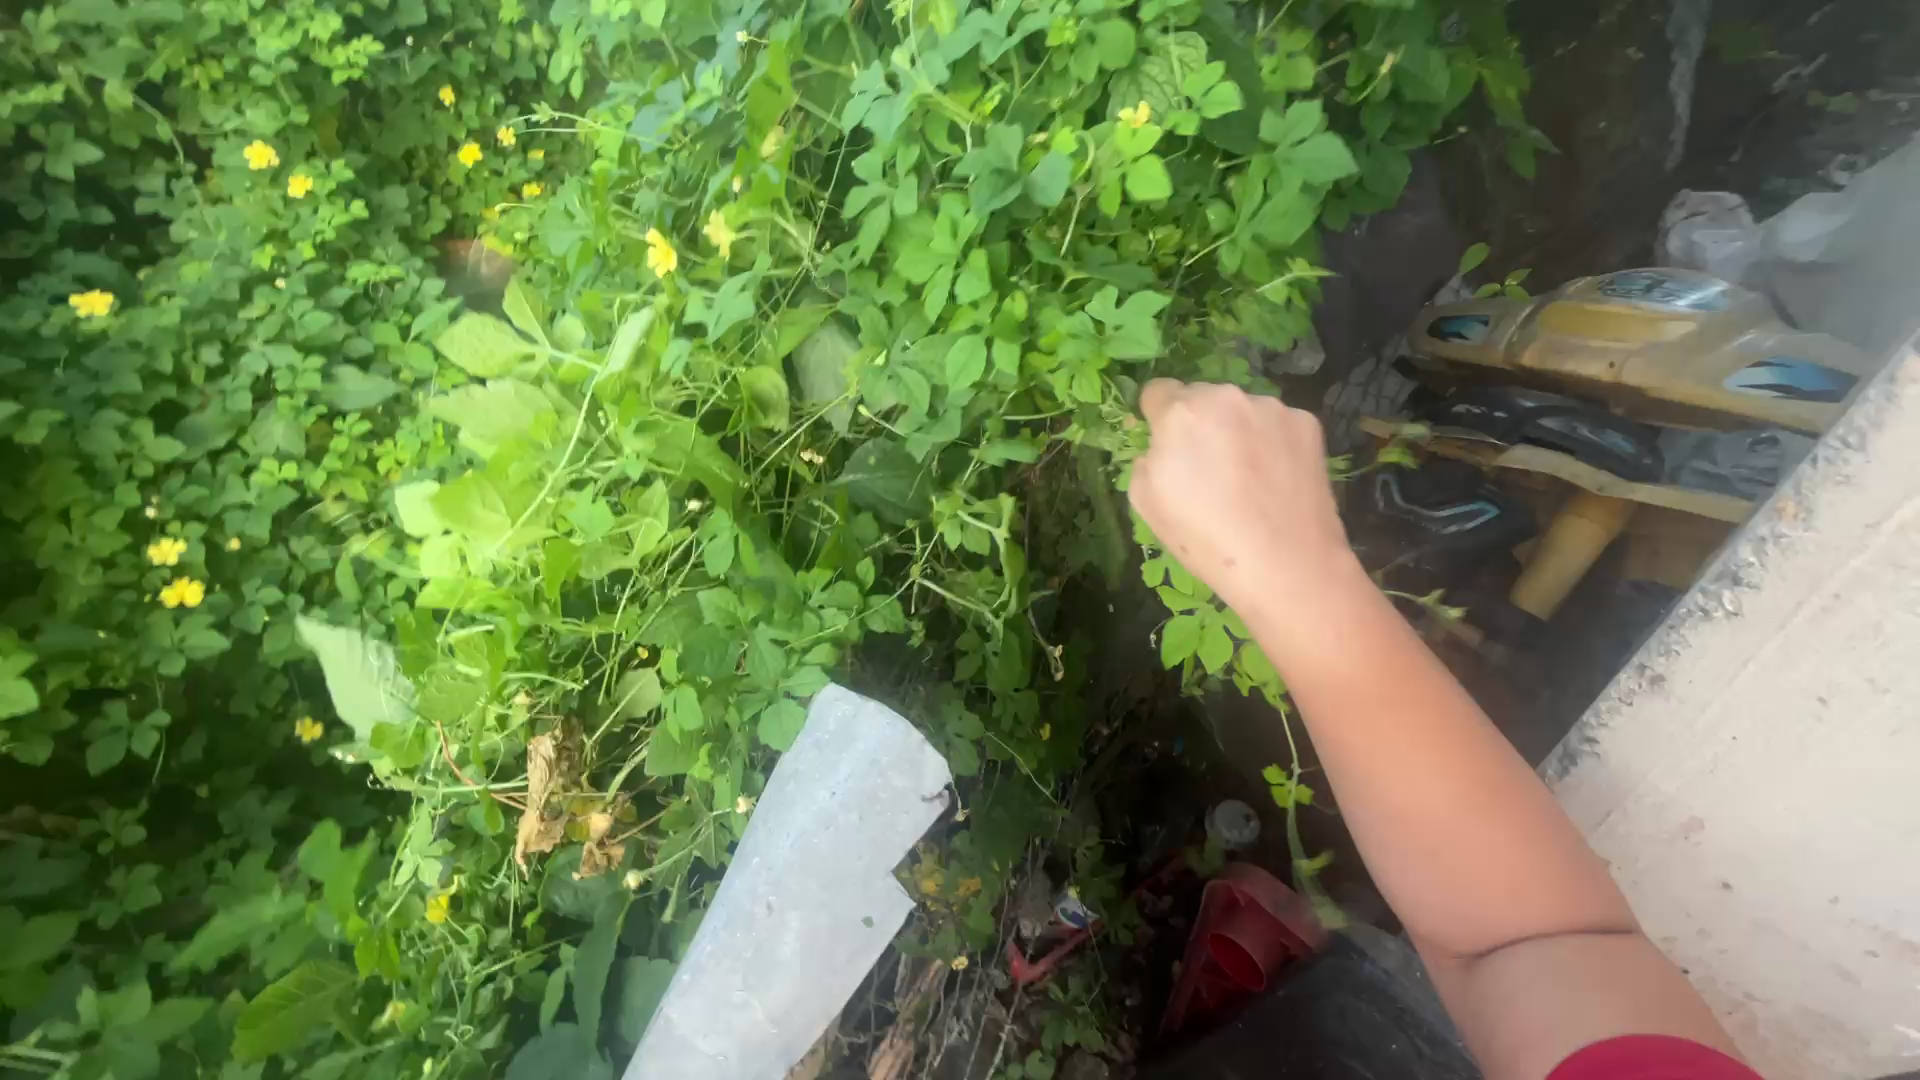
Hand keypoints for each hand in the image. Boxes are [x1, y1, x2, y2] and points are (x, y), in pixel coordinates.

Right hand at [1130, 379, 1355, 618]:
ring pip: (1240, 410)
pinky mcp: (1306, 423)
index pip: (1157, 391)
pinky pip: (1274, 424)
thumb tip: (1161, 448)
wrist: (1283, 563)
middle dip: (1198, 424)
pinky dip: (1270, 443)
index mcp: (1180, 413)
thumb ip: (1145, 459)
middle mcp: (1225, 397)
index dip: (1156, 418)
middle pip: (1200, 398)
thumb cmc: (1202, 537)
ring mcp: (1270, 408)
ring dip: (1235, 431)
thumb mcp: (1145, 502)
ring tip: (1246, 478)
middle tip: (1207, 469)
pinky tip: (1274, 480)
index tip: (1166, 446)